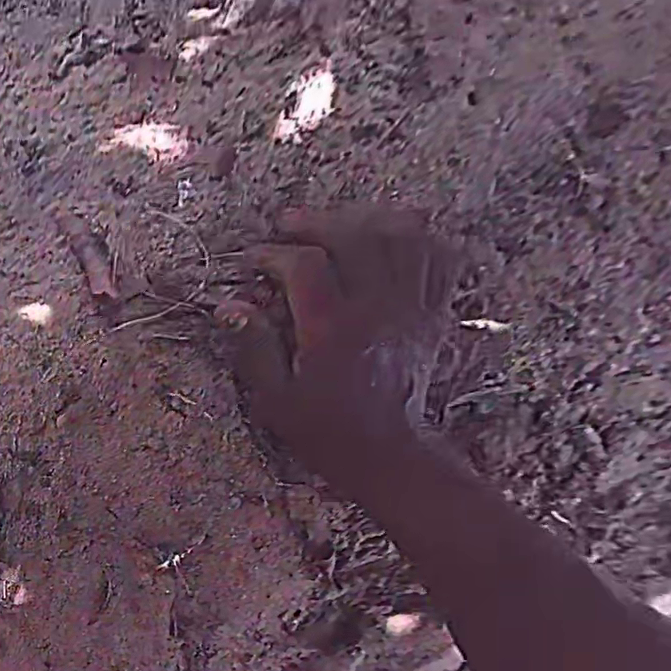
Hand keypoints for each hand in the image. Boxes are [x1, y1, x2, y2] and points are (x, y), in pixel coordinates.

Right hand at [220, 207, 456, 489]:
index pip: (307, 267)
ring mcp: (414, 307)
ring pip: (404, 238)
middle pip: (356, 239)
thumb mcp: (270, 394)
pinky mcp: (434, 313)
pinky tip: (393, 237)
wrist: (382, 449)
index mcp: (333, 328)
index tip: (251, 259)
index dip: (274, 254)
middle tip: (287, 223)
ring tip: (338, 222)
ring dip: (368, 221)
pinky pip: (441, 259)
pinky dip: (419, 238)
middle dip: (317, 224)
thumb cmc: (317, 425)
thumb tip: (230, 307)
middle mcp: (379, 308)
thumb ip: (253, 346)